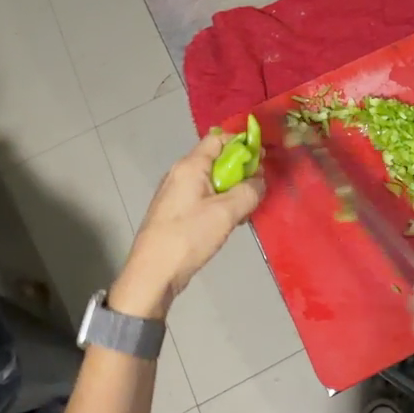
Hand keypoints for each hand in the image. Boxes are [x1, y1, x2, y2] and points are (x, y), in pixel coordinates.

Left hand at [111, 130, 262, 318]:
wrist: (152, 274)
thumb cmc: (188, 237)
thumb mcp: (226, 213)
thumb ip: (248, 192)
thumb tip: (259, 181)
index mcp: (190, 166)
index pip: (217, 138)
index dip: (241, 143)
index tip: (261, 158)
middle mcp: (179, 173)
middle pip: (215, 159)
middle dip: (239, 170)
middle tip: (258, 188)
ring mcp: (174, 193)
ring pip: (210, 180)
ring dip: (231, 190)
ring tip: (246, 209)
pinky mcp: (174, 212)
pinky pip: (202, 197)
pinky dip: (218, 203)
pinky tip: (229, 222)